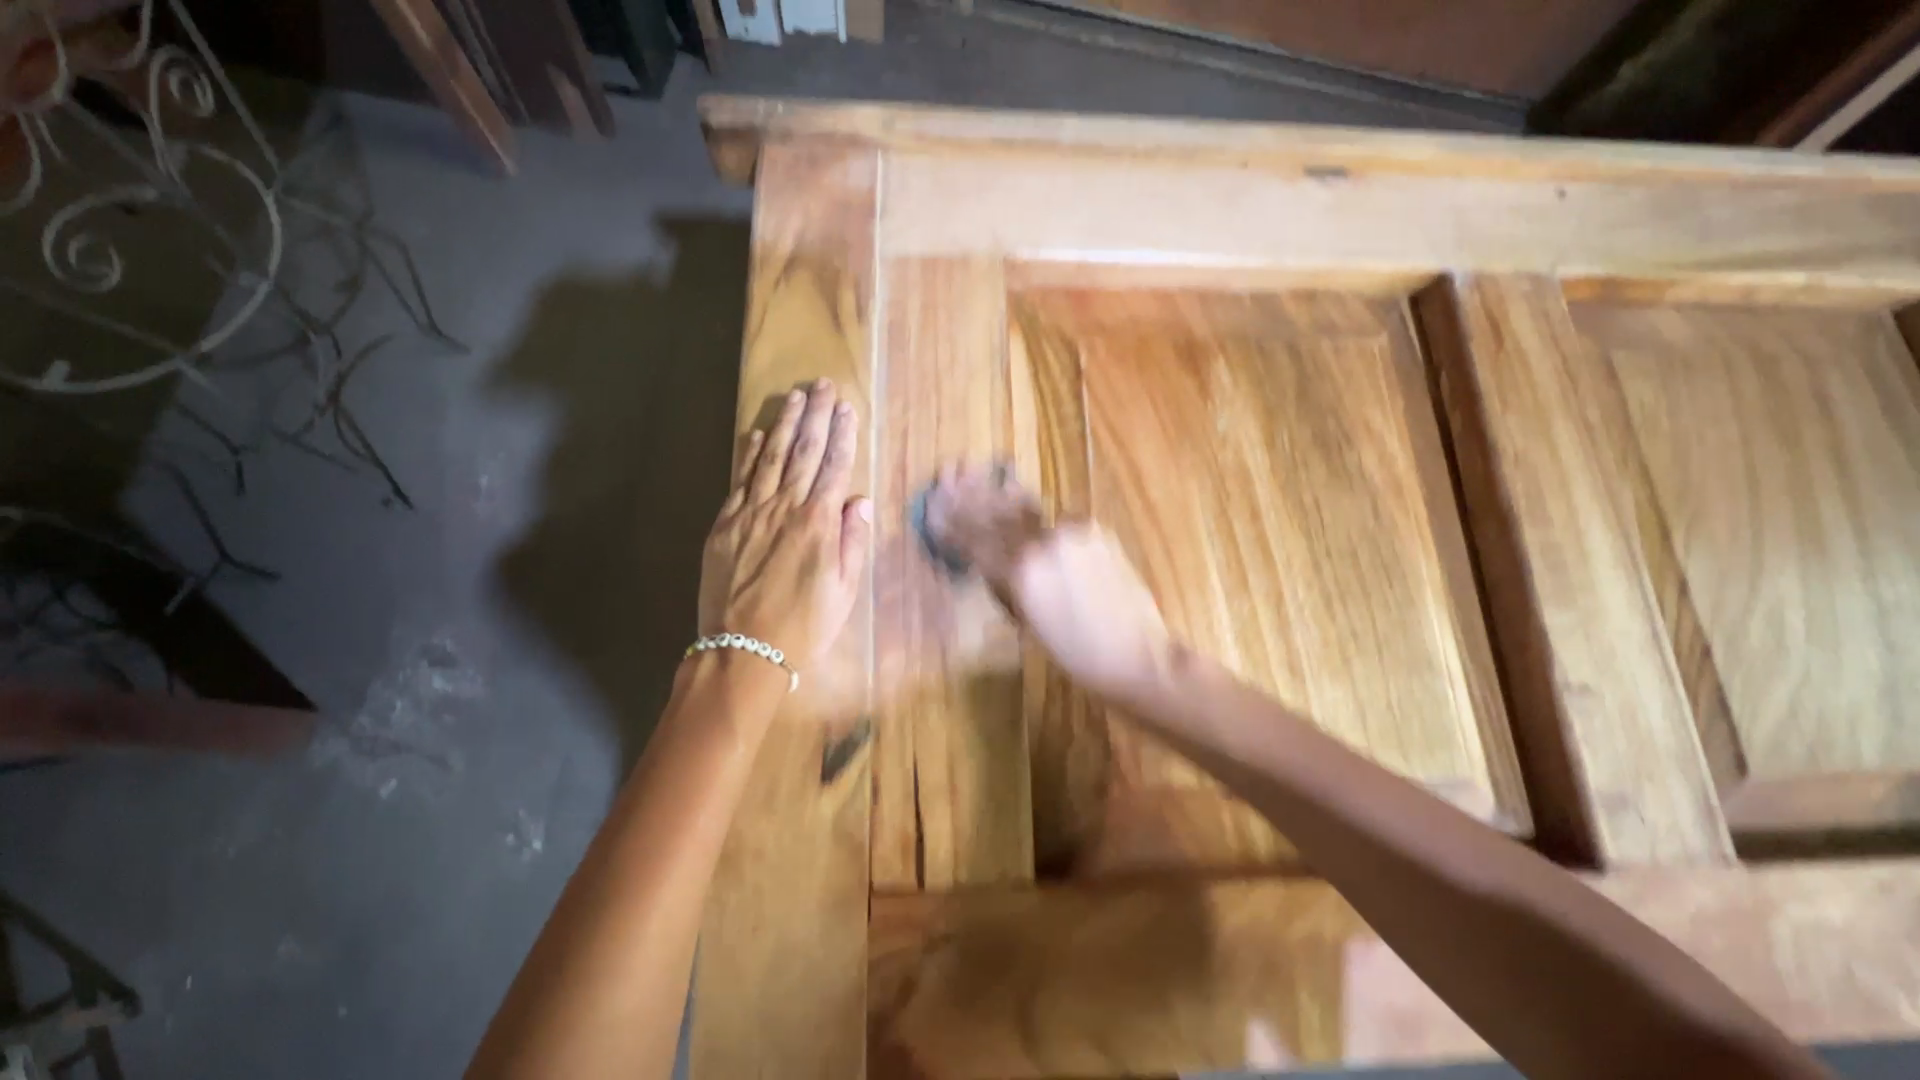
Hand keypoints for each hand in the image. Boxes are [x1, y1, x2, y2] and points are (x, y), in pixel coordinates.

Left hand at [699, 379, 872, 668]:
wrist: (743, 650)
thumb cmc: (805, 626)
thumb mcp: (844, 591)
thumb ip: (852, 542)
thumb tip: (858, 500)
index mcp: (818, 523)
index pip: (835, 467)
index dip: (843, 435)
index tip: (848, 408)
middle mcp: (784, 508)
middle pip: (804, 452)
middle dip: (816, 416)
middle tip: (823, 385)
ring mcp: (750, 513)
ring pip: (770, 458)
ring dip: (784, 424)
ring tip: (795, 397)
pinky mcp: (724, 525)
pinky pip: (739, 480)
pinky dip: (749, 455)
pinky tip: (756, 435)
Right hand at [924, 465, 1168, 698]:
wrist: (1136, 653)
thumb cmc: (1077, 655)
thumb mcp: (1030, 624)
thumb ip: (1008, 586)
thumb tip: (991, 563)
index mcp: (1021, 574)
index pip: (975, 541)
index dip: (951, 522)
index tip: (933, 505)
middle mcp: (1043, 544)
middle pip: (998, 515)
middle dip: (971, 495)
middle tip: (951, 471)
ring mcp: (1071, 533)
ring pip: (1028, 511)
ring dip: (1001, 493)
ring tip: (977, 471)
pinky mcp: (1094, 529)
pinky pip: (1056, 521)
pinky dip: (1038, 519)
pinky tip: (1020, 498)